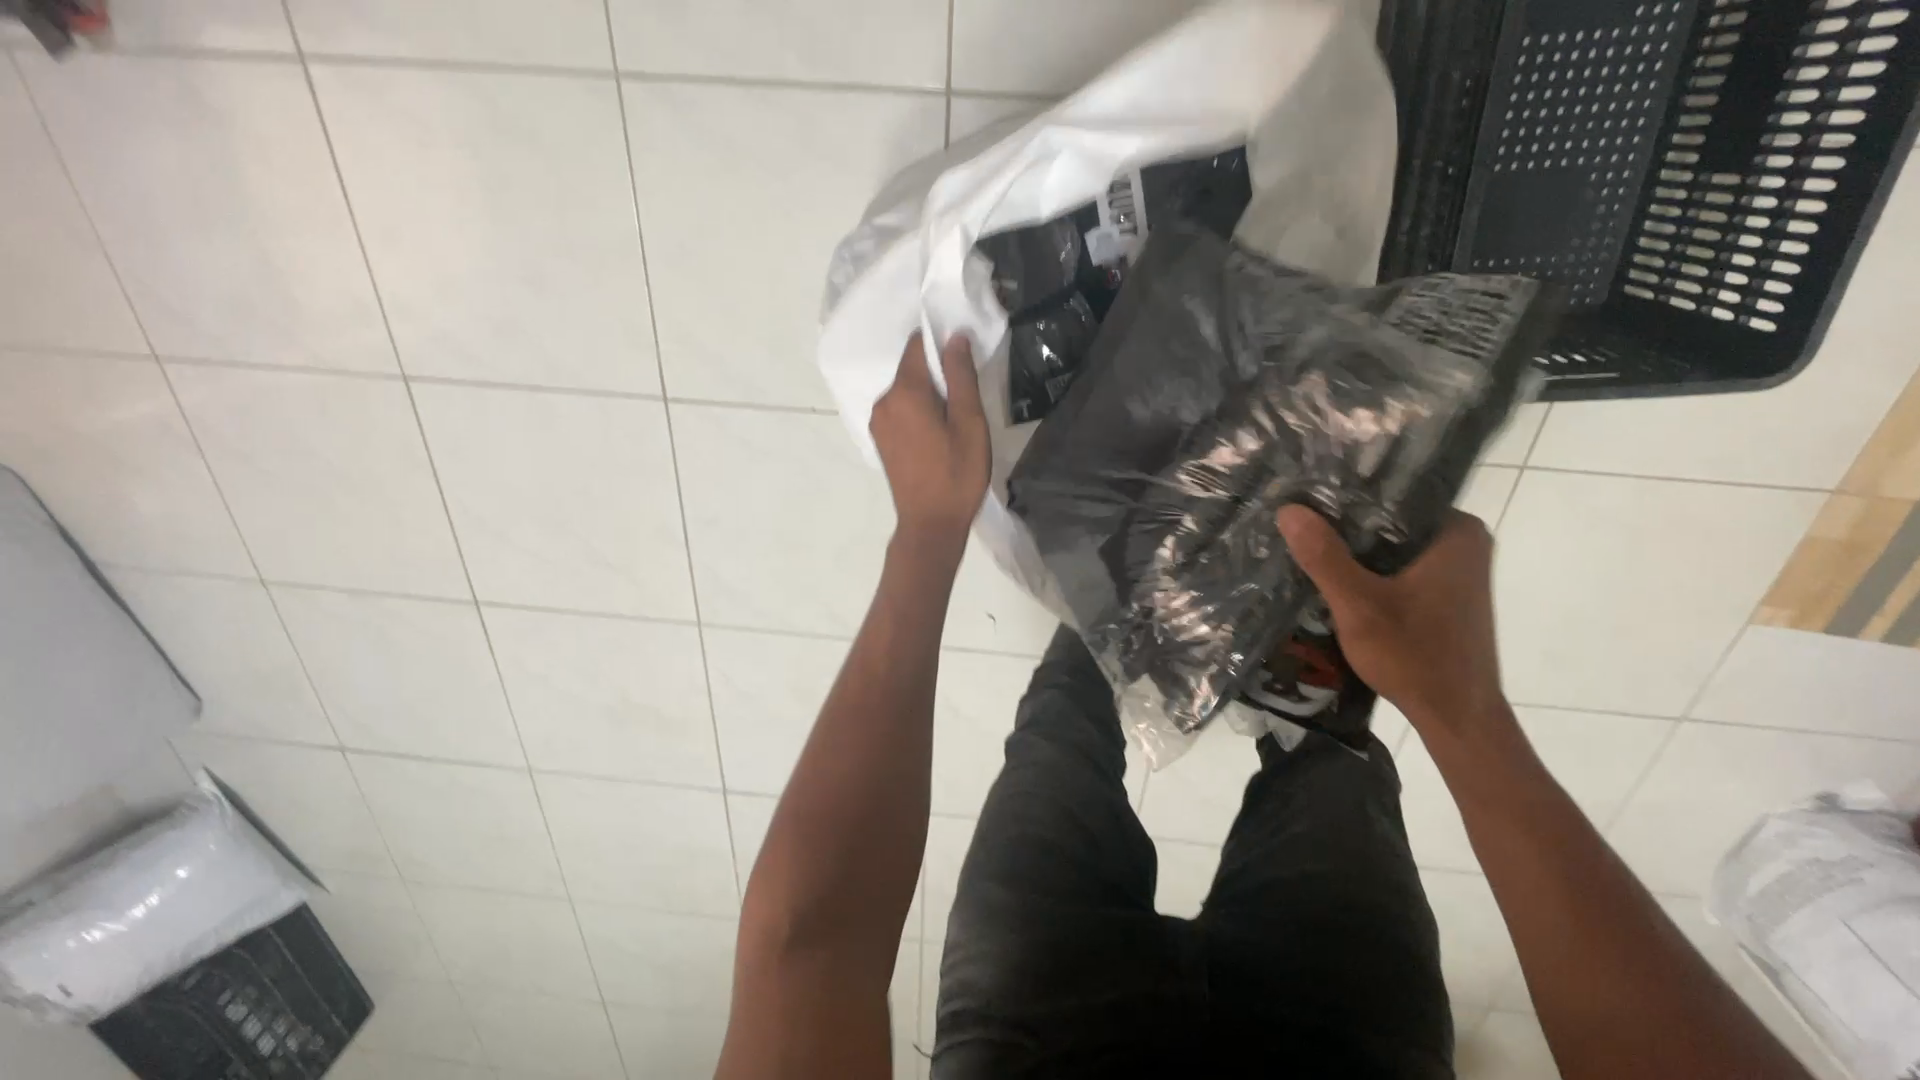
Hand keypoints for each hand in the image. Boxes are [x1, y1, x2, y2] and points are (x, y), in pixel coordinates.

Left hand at [870, 333, 989, 540]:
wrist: (930, 524)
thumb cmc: (957, 474)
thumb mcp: (969, 422)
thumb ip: (961, 376)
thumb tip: (955, 337)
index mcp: (905, 393)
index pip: (918, 346)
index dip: (941, 342)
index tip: (965, 352)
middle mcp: (884, 401)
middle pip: (911, 368)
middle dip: (938, 370)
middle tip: (968, 390)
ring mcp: (878, 422)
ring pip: (906, 390)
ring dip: (929, 393)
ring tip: (956, 415)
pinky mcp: (880, 439)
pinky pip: (900, 410)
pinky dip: (918, 410)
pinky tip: (938, 431)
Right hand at [1278, 506, 1510, 739]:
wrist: (1456, 717)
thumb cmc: (1415, 657)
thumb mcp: (1359, 606)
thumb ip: (1325, 557)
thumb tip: (1288, 509)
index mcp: (1456, 531)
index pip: (1391, 493)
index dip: (1344, 495)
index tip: (1303, 497)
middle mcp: (1463, 542)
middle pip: (1388, 519)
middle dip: (1344, 523)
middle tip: (1295, 520)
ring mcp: (1456, 569)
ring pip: (1391, 545)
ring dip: (1353, 549)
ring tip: (1305, 542)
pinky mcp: (1445, 594)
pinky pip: (1398, 566)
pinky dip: (1368, 570)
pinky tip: (1333, 576)